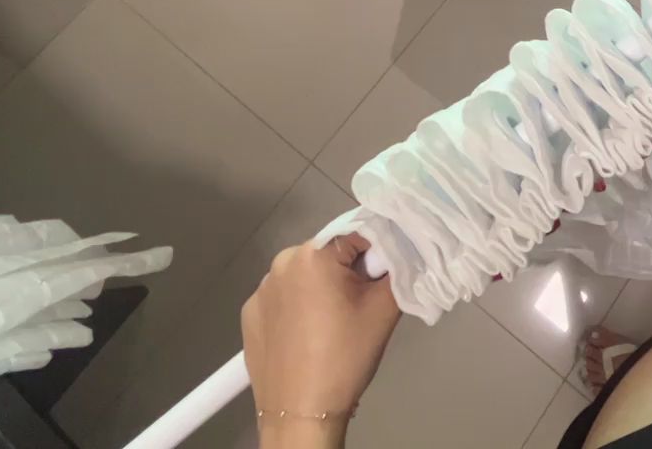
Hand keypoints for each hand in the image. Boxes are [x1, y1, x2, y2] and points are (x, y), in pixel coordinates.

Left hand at [242, 233, 399, 437]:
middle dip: (348, 269)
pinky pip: (284, 296)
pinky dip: (298, 305)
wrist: (302, 416)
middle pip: (330, 252)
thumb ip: (399, 266)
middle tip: (359, 304)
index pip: (358, 234)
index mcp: (314, 254)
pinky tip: (308, 333)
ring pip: (306, 273)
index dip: (376, 253)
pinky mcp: (249, 315)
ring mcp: (261, 290)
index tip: (382, 279)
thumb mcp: (386, 306)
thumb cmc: (346, 356)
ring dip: (322, 286)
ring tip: (333, 322)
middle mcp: (282, 263)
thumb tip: (402, 248)